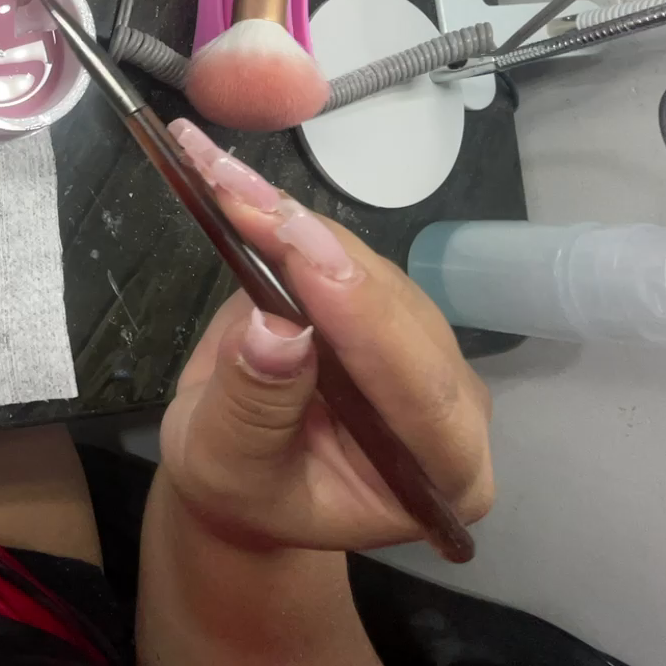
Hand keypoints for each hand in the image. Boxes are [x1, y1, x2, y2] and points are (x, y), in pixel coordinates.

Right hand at [157, 120, 494, 553]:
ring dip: (289, 218)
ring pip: (364, 267)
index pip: (416, 388)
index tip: (304, 258)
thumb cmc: (238, 489)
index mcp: (438, 471)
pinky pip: (333, 251)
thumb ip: (254, 406)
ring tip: (219, 177)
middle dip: (311, 247)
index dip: (362, 316)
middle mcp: (446, 401)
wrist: (235, 469)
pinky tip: (233, 183)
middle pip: (392, 311)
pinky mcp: (367, 305)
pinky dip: (279, 216)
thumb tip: (274, 327)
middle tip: (234, 193)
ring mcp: (410, 346)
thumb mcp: (228, 465)